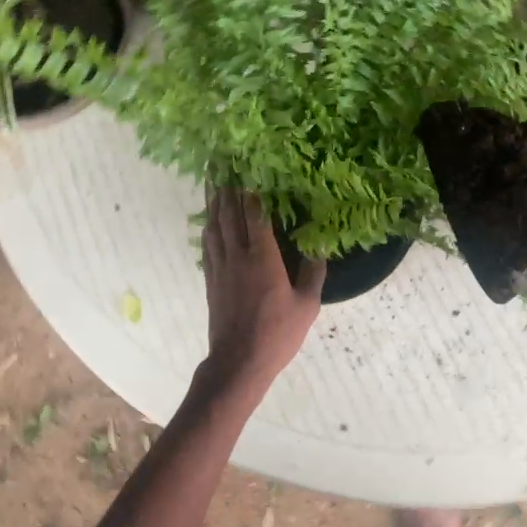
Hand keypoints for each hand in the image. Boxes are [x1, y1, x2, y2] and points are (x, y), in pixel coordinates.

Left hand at [200, 187, 325, 392]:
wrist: (238, 361)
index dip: (250, 192)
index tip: (248, 170)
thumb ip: (313, 273)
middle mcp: (239, 255)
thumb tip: (319, 247)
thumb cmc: (277, 334)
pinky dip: (208, 226)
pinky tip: (209, 219)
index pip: (254, 215)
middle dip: (227, 188)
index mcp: (263, 258)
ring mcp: (222, 266)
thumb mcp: (307, 306)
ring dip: (213, 201)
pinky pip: (208, 244)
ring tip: (211, 181)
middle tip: (221, 164)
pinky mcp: (212, 279)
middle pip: (230, 214)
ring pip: (215, 226)